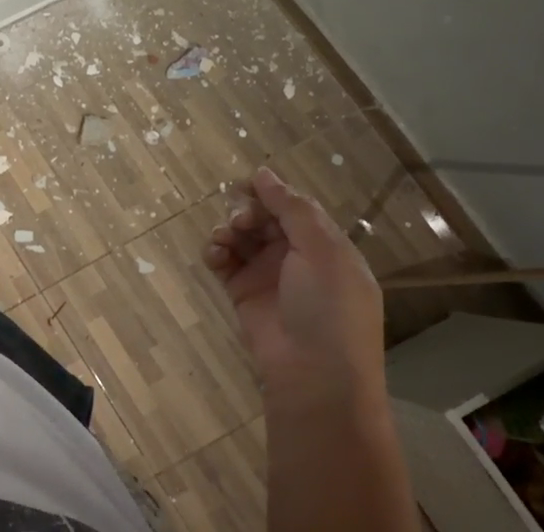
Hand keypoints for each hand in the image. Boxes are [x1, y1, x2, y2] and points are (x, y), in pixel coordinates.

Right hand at [205, 168, 384, 406]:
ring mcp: (267, 275)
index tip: (245, 186)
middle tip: (239, 222)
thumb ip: (294, 210)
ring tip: (224, 241)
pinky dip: (214, 252)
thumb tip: (264, 172)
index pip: (295, 209)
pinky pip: (221, 260)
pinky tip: (215, 257)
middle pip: (263, 219)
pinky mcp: (241, 291)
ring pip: (239, 236)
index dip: (271, 194)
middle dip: (246, 212)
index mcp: (326, 248)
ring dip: (227, 231)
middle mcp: (297, 258)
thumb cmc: (329, 309)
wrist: (313, 372)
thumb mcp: (323, 253)